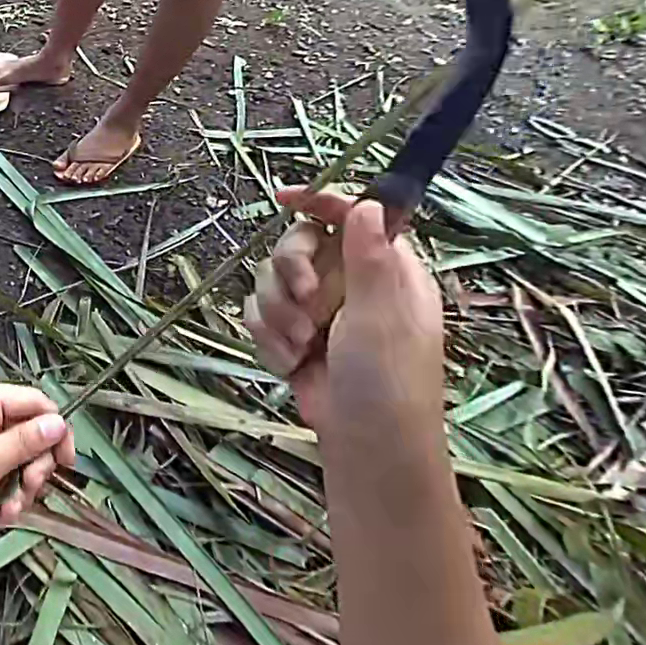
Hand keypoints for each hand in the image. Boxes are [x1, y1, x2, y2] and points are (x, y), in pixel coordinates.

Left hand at [0, 380, 75, 542]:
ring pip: (15, 456)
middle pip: (29, 431)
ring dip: (18, 487)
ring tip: (5, 513)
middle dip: (33, 468)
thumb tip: (61, 422)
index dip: (57, 433)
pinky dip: (1, 493)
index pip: (37, 403)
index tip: (66, 469)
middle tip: (25, 496)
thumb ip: (23, 444)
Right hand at [243, 189, 442, 429]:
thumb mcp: (381, 317)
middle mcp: (347, 283)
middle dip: (290, 271)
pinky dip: (269, 337)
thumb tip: (367, 203)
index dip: (318, 202)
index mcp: (383, 269)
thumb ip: (369, 259)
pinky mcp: (290, 334)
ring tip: (301, 346)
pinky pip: (259, 314)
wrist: (365, 447)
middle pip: (297, 244)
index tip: (284, 197)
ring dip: (279, 313)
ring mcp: (316, 310)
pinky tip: (289, 361)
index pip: (349, 216)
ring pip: (270, 280)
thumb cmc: (387, 381)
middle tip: (305, 300)